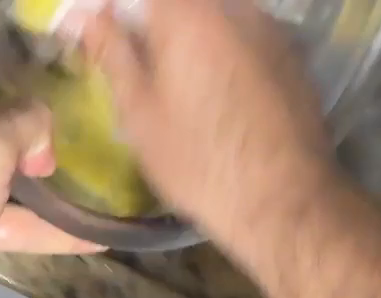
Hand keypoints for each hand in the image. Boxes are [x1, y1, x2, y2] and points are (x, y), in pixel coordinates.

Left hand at [0, 0, 102, 297]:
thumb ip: (26, 123)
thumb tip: (42, 137)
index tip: (1, 1)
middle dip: (26, 70)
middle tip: (77, 61)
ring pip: (2, 153)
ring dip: (44, 155)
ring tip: (100, 144)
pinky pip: (7, 215)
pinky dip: (45, 226)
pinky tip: (93, 232)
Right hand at [81, 0, 335, 238]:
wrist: (279, 196)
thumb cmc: (196, 162)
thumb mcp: (141, 116)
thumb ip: (114, 56)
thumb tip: (88, 17)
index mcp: (187, 15)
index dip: (119, 9)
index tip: (101, 30)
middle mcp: (233, 5)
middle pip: (182, 4)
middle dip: (155, 23)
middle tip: (137, 62)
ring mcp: (269, 24)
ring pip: (216, 17)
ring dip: (191, 40)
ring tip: (178, 86)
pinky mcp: (291, 51)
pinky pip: (244, 36)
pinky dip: (222, 53)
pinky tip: (216, 96)